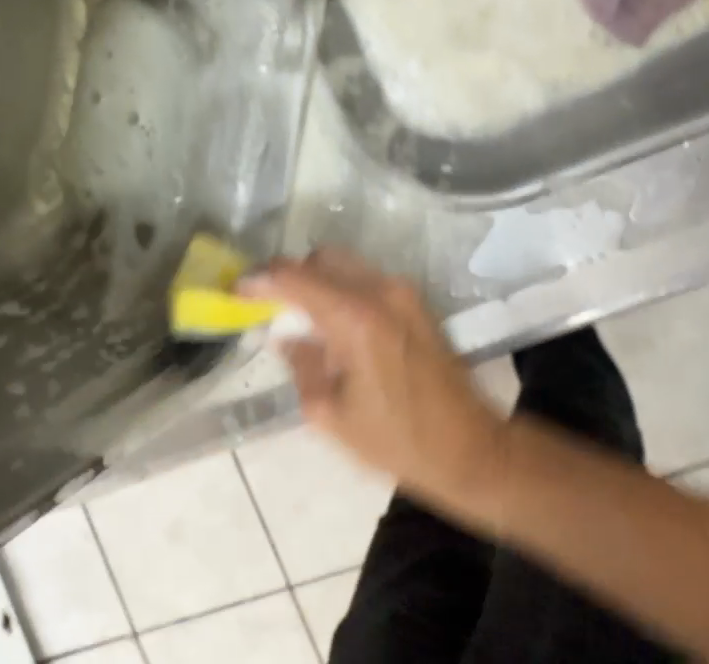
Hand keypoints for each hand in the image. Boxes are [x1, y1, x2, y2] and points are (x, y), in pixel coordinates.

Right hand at [243, 250, 508, 504]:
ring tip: (300, 315)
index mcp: (355, 320)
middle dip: (289, 275)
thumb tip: (285, 336)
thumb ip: (301, 365)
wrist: (471, 449)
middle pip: (320, 259)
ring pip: (345, 264)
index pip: (295, 278)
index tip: (238, 290)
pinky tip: (334, 323)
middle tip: (269, 304)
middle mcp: (381, 293)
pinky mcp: (417, 302)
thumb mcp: (330, 414)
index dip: (261, 280)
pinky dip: (341, 288)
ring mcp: (404, 293)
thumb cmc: (396, 440)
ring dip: (317, 280)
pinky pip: (366, 279)